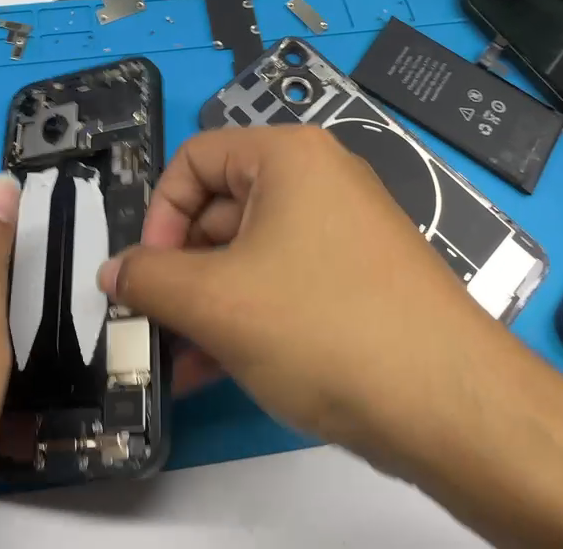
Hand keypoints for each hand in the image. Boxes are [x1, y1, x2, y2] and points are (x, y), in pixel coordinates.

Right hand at [96, 125, 494, 475]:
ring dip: (205, 304)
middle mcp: (317, 180)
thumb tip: (113, 270)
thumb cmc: (323, 327)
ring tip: (177, 361)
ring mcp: (341, 231)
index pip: (193, 160)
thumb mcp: (217, 301)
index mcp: (287, 156)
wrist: (450, 405)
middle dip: (179, 271)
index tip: (147, 273)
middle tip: (155, 325)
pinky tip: (213, 371)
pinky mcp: (356, 279)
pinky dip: (245, 317)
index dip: (158, 215)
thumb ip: (149, 279)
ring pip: (248, 255)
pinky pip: (282, 283)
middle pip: (219, 209)